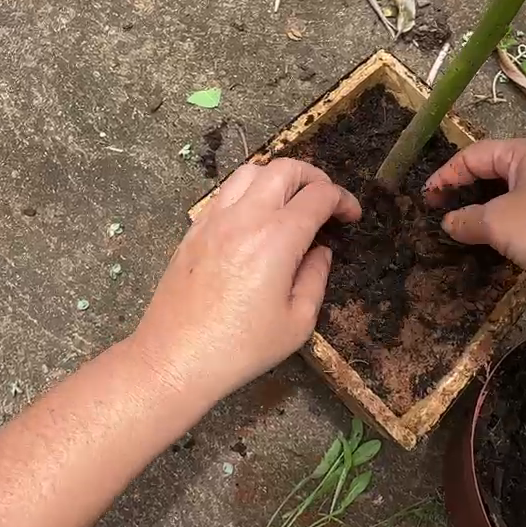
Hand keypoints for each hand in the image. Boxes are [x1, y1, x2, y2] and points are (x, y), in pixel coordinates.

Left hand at [130, 158, 360, 401]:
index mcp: (276, 238)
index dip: (342, 200)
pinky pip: (226, 191)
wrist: (175, 358)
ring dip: (278, 177)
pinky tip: (256, 216)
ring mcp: (215, 219)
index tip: (351, 215)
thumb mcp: (297, 322)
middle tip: (326, 200)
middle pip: (285, 169)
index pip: (318, 196)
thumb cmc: (240, 347)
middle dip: (314, 177)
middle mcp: (245, 217)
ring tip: (290, 200)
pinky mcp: (195, 228)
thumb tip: (321, 251)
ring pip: (251, 170)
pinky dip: (249, 190)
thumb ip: (316, 277)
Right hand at [424, 137, 525, 300]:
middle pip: (498, 171)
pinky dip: (513, 225)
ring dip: (490, 211)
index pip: (476, 154)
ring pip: (517, 195)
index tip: (426, 198)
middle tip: (443, 212)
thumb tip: (449, 222)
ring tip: (469, 231)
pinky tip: (505, 245)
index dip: (446, 174)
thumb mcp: (497, 223)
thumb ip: (467, 219)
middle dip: (468, 190)